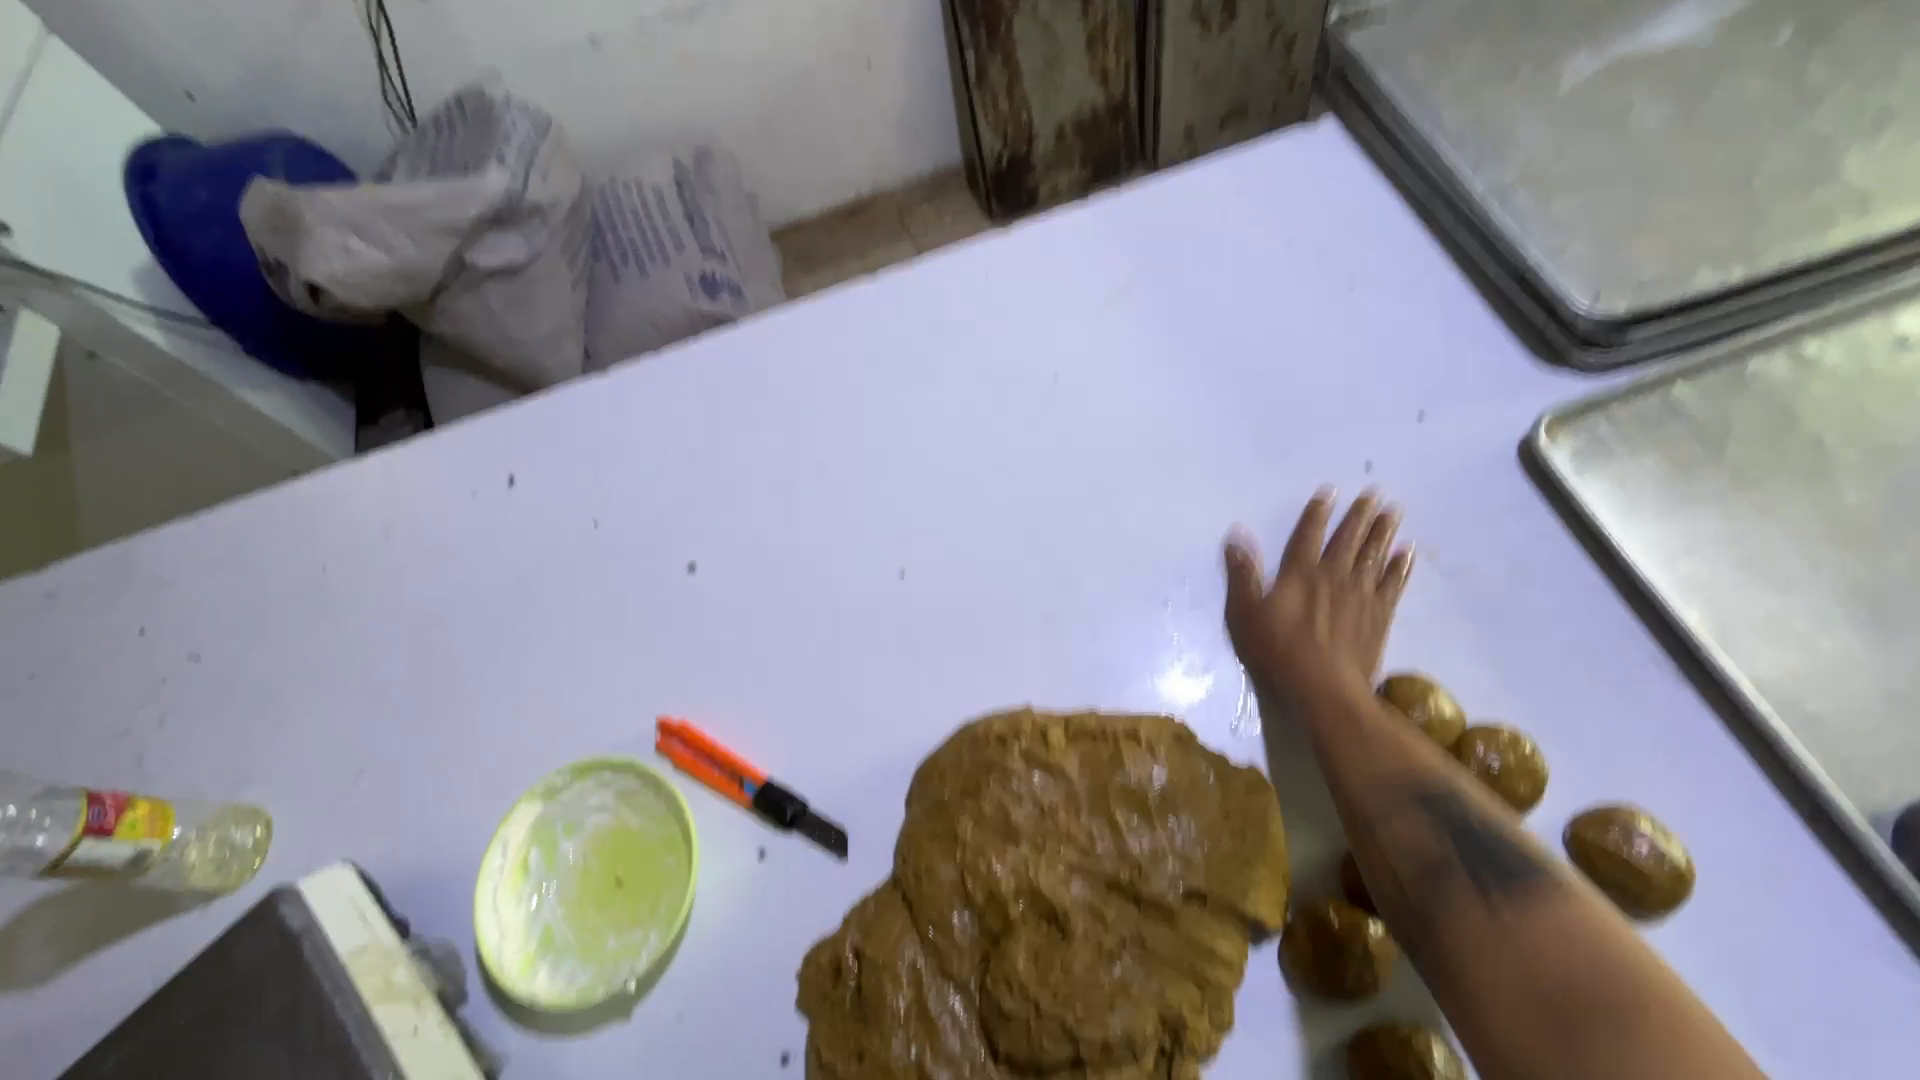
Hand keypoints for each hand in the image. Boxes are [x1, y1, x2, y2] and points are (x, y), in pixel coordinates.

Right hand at [1224, 489, 1414, 702]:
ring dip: (1384, 532)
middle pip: (1349, 539)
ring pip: (1375, 556)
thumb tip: (1236, 535)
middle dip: (1360, 515)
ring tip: (1394, 511)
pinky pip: (1393, 584)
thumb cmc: (1277, 653)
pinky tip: (1407, 553)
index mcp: (1299, 574)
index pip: (1308, 535)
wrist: (1324, 690)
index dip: (1318, 512)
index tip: (1330, 491)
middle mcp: (1333, 576)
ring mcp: (1360, 596)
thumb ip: (1242, 575)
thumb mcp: (1244, 615)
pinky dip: (1400, 567)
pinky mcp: (1378, 617)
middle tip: (1376, 492)